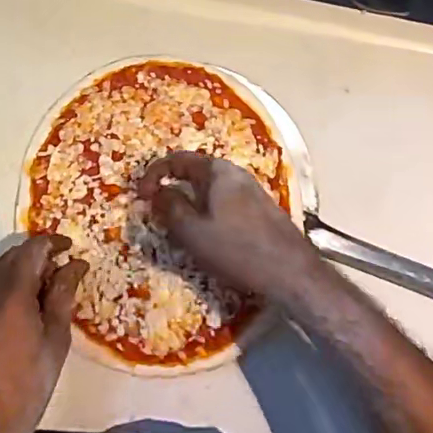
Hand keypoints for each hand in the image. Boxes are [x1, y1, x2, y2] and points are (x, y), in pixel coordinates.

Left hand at [0, 235, 86, 432]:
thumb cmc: (26, 388)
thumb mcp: (55, 341)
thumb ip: (63, 296)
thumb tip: (74, 265)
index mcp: (10, 292)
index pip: (33, 248)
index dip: (55, 243)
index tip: (72, 251)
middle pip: (15, 255)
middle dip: (40, 257)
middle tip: (64, 276)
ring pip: (1, 270)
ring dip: (24, 272)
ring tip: (47, 296)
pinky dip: (9, 287)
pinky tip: (24, 310)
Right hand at [139, 151, 324, 305]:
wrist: (291, 272)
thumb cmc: (237, 249)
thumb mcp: (193, 231)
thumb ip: (170, 207)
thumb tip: (159, 192)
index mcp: (216, 171)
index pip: (176, 160)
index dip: (153, 175)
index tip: (141, 197)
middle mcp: (234, 173)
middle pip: (194, 174)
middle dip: (172, 191)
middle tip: (158, 214)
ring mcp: (250, 190)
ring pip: (209, 191)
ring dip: (189, 205)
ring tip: (180, 230)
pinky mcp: (260, 210)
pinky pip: (224, 204)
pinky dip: (207, 214)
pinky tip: (209, 239)